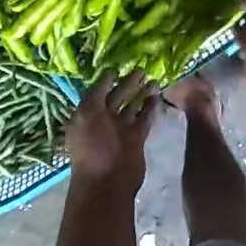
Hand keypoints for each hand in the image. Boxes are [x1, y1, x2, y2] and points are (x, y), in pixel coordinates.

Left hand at [67, 71, 157, 191]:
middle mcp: (104, 120)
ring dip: (142, 93)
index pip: (98, 91)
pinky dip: (150, 107)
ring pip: (132, 107)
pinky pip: (144, 118)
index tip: (119, 65)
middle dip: (128, 84)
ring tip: (153, 79)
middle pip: (117, 97)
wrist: (108, 180)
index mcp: (87, 114)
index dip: (107, 79)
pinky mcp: (136, 138)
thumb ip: (97, 93)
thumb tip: (109, 73)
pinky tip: (158, 95)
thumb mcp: (88, 113)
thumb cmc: (93, 146)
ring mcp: (121, 130)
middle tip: (141, 69)